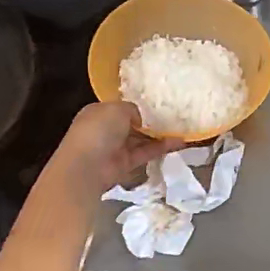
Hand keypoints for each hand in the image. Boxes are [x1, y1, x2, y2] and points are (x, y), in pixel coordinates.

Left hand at [49, 102, 183, 192]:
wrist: (87, 165)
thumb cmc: (98, 130)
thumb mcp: (117, 109)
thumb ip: (132, 109)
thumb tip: (141, 119)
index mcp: (100, 112)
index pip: (121, 108)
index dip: (139, 106)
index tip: (159, 105)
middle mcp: (107, 129)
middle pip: (133, 124)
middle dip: (151, 121)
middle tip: (175, 116)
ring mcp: (117, 147)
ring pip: (142, 139)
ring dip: (160, 135)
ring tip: (182, 128)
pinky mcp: (126, 163)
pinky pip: (147, 152)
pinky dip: (162, 148)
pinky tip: (179, 142)